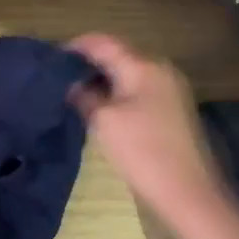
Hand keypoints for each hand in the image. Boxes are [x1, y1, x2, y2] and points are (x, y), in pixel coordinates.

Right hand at [68, 32, 238, 238]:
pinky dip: (116, 90)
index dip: (74, 47)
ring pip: (127, 71)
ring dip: (101, 78)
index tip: (49, 60)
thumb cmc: (143, 152)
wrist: (190, 196)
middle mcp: (159, 69)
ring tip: (73, 91)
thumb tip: (69, 82)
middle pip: (116, 53)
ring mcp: (169, 89)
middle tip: (58, 77)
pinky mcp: (172, 108)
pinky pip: (137, 87)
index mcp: (143, 66)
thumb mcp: (103, 120)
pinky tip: (99, 105)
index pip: (102, 42)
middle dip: (87, 62)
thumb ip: (82, 93)